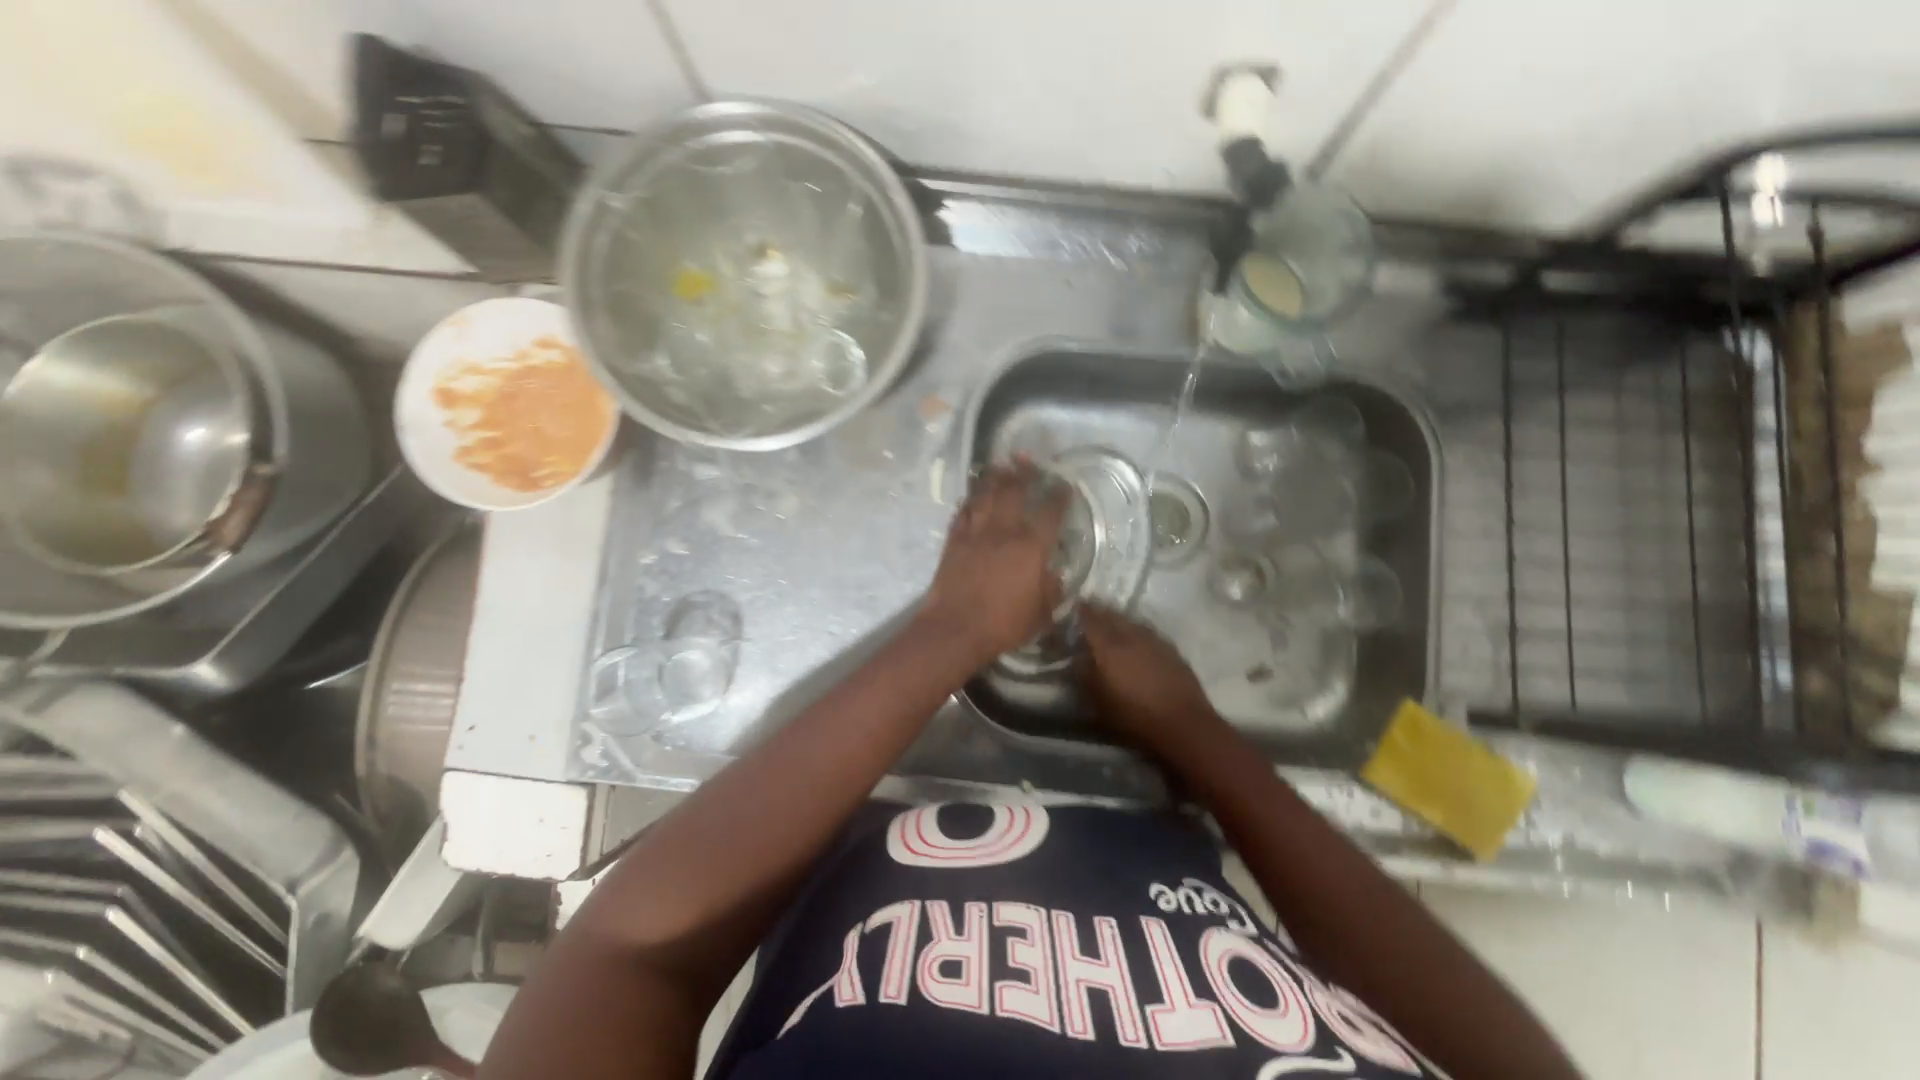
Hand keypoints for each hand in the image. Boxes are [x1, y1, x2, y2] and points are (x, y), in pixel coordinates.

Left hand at [922, 462, 1070, 663]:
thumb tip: (1054, 575)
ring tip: (999, 465)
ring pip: (985, 495)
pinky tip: (971, 495)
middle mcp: (1005, 531)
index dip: (1060, 495)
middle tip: (1026, 458)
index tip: (1064, 484)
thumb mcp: (1041, 613)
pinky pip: (963, 512)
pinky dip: (969, 501)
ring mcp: (976, 533)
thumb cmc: (1004, 624)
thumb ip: (1051, 590)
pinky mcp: (954, 541)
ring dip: (994, 478)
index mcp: (1032, 547)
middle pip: (1015, 491)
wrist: (956, 628)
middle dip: (1023, 472)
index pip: (1051, 512)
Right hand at [1079, 605, 1218, 748]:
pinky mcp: (1171, 649)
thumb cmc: (1134, 715)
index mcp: (1109, 646)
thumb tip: (1076, 658)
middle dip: (1099, 610)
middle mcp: (1131, 636)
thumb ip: (1084, 674)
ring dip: (1119, 618)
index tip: (1073, 605)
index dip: (1081, 610)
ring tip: (1112, 621)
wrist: (1182, 722)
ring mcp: (1154, 640)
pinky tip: (1137, 637)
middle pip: (1112, 615)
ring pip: (1131, 621)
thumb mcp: (1098, 700)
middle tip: (1089, 609)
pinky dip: (1137, 630)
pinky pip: (1148, 631)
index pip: (1090, 619)